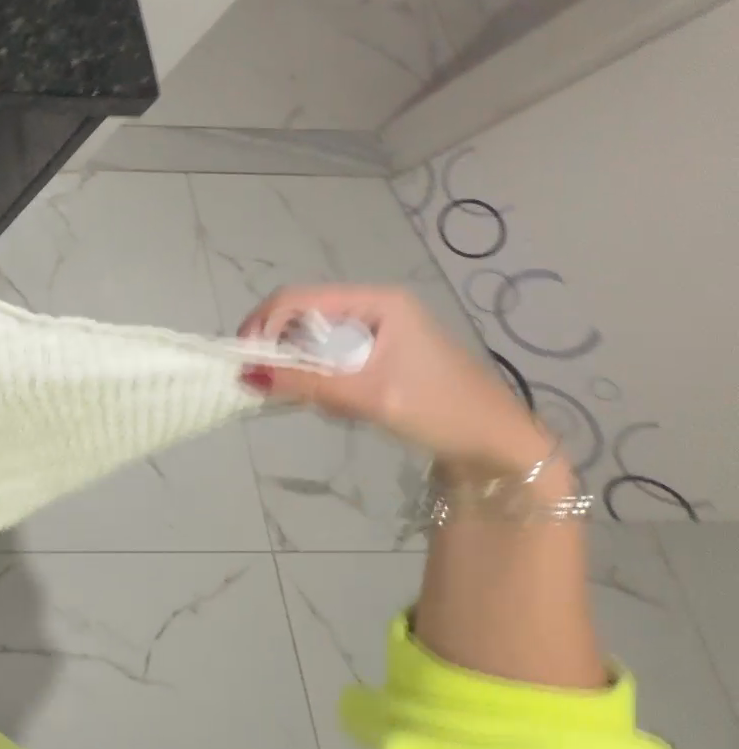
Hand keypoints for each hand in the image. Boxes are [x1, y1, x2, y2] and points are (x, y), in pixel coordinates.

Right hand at [238, 285, 551, 476]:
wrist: (504, 450)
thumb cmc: (441, 412)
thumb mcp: (367, 396)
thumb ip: (304, 383)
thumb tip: (245, 375)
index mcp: (378, 301)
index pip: (298, 298)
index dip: (263, 323)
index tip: (246, 359)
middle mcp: (376, 305)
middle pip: (303, 315)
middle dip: (282, 349)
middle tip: (271, 383)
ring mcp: (381, 328)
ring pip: (314, 338)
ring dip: (304, 368)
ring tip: (319, 401)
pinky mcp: (383, 352)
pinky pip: (332, 354)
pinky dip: (322, 376)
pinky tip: (340, 403)